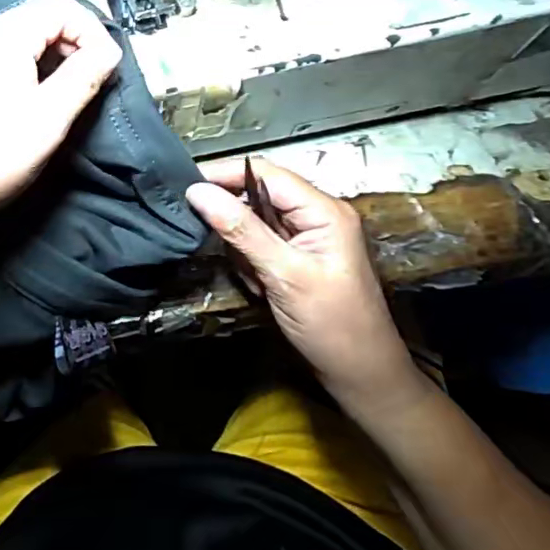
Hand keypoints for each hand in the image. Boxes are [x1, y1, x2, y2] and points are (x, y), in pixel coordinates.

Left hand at [0, 0, 122, 246]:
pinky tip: (39, 97)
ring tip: (69, 91)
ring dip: (55, 55)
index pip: (59, 7)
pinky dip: (32, 66)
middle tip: (93, 78)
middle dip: (76, 41)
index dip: (93, 31)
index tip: (107, 65)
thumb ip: (85, 76)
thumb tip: (110, 52)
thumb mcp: (50, 118)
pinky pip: (6, 54)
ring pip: (24, 35)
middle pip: (40, 16)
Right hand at [186, 160, 422, 402]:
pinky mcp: (300, 256)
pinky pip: (263, 243)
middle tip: (214, 240)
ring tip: (254, 278)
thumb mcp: (284, 275)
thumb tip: (199, 192)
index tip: (187, 184)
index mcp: (324, 210)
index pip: (266, 173)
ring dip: (244, 247)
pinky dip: (252, 261)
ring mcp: (309, 236)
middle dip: (235, 219)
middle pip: (259, 194)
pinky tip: (260, 286)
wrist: (362, 376)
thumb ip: (241, 230)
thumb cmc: (334, 327)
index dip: (225, 173)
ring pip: (256, 221)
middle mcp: (318, 215)